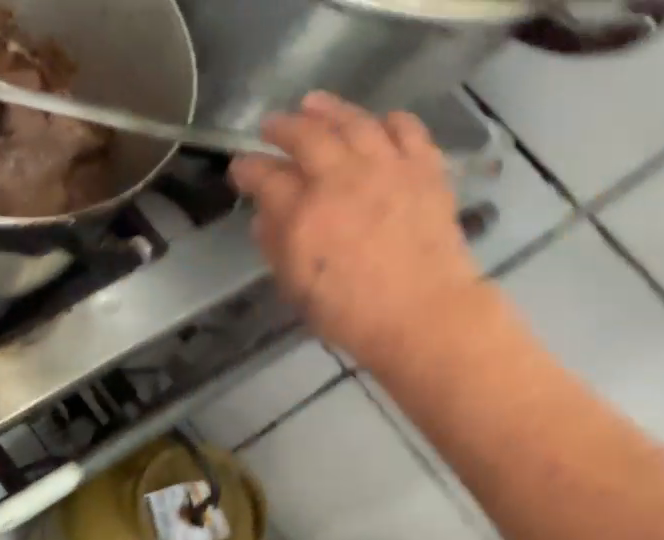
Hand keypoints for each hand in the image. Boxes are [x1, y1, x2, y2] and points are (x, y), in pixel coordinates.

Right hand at [229, 93, 488, 364]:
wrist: (419, 312)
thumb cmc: (346, 311)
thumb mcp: (293, 285)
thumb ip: (275, 245)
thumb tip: (265, 216)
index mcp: (302, 214)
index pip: (265, 178)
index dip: (247, 169)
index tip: (239, 167)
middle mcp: (342, 180)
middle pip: (309, 136)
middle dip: (284, 127)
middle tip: (271, 125)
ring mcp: (387, 168)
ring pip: (356, 122)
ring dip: (332, 110)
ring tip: (315, 103)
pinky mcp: (425, 169)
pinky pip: (406, 130)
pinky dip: (389, 121)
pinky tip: (380, 122)